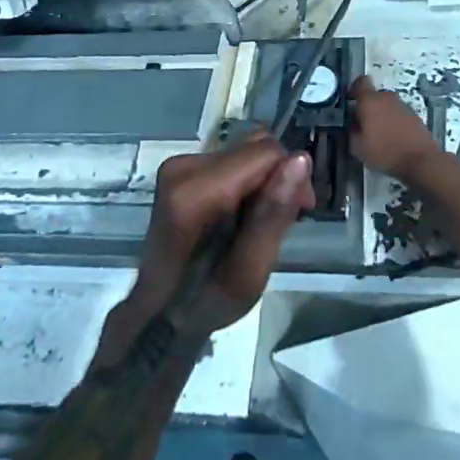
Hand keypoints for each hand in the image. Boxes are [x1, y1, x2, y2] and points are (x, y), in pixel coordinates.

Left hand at [97, 131, 313, 365]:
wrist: (159, 312)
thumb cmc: (204, 302)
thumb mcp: (248, 275)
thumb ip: (273, 215)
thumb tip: (300, 160)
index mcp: (194, 193)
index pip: (266, 153)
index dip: (291, 179)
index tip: (300, 213)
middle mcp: (183, 167)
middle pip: (257, 148)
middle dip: (280, 177)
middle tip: (281, 221)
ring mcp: (179, 165)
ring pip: (248, 150)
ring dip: (265, 180)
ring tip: (261, 219)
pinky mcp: (182, 168)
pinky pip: (234, 158)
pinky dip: (249, 180)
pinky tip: (244, 212)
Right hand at [351, 76, 447, 184]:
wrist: (420, 160)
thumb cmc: (384, 152)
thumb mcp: (357, 147)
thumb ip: (350, 130)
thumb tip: (352, 123)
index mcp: (370, 100)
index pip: (360, 82)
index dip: (354, 89)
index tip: (351, 102)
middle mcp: (387, 97)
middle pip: (374, 96)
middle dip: (367, 107)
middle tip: (363, 126)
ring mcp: (403, 105)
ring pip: (387, 105)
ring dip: (381, 115)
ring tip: (379, 135)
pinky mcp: (415, 115)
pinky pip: (398, 113)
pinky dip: (394, 121)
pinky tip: (393, 138)